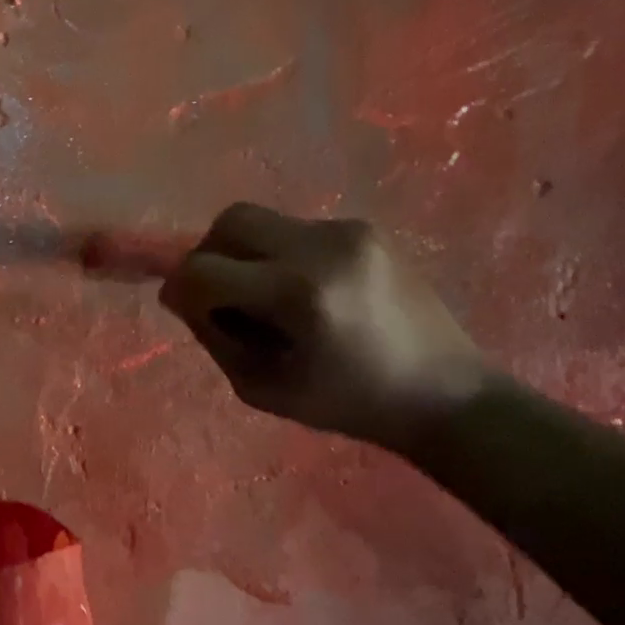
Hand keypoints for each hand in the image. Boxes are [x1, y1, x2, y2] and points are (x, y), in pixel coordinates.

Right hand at [89, 203, 487, 451]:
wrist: (445, 393)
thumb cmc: (347, 404)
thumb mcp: (259, 387)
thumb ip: (212, 335)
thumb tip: (182, 294)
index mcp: (298, 294)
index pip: (202, 269)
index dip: (180, 291)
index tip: (184, 311)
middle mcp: (323, 247)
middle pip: (228, 222)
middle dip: (208, 256)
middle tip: (219, 295)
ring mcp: (349, 231)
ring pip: (259, 220)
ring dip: (243, 255)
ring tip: (266, 299)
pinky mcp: (365, 229)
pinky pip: (293, 230)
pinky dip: (277, 256)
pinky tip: (302, 295)